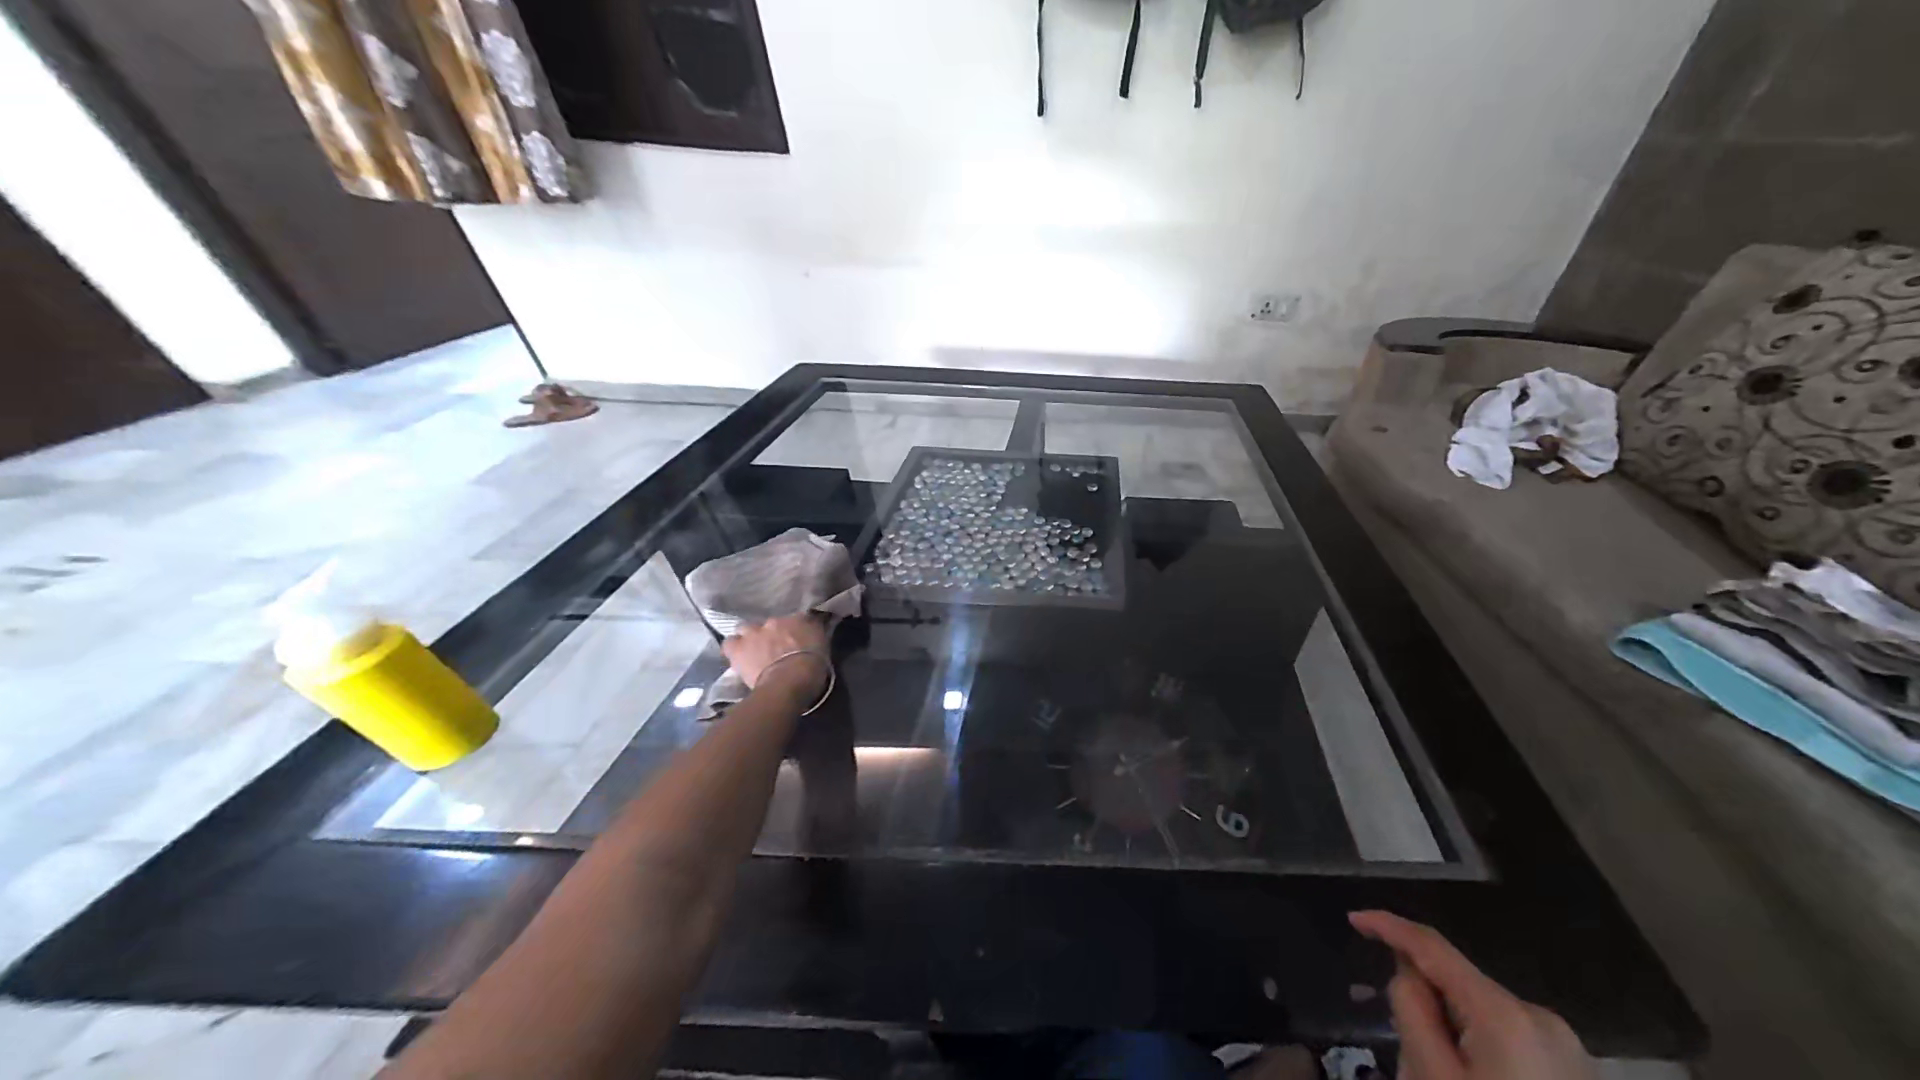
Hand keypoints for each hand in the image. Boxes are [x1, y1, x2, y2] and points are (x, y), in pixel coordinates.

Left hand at [721, 615, 829, 699]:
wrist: (788, 682)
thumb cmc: (811, 668)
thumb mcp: (823, 648)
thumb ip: (815, 634)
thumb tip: (813, 627)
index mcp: (798, 620)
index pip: (798, 619)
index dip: (795, 629)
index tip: (797, 639)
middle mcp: (774, 621)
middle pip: (770, 623)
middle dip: (771, 633)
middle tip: (775, 647)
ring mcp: (753, 633)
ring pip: (746, 628)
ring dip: (750, 637)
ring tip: (753, 650)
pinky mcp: (737, 649)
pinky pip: (730, 644)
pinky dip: (733, 648)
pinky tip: (738, 655)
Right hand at [1350, 911, 1597, 1079]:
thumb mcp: (1432, 1078)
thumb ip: (1411, 1010)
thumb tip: (1407, 973)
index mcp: (1504, 1014)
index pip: (1433, 947)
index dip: (1389, 926)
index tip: (1353, 919)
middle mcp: (1540, 1017)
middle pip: (1457, 984)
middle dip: (1424, 1002)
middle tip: (1409, 1055)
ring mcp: (1565, 1046)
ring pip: (1480, 1012)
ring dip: (1450, 1029)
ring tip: (1440, 1076)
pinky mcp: (1574, 1070)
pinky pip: (1506, 1037)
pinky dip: (1476, 1047)